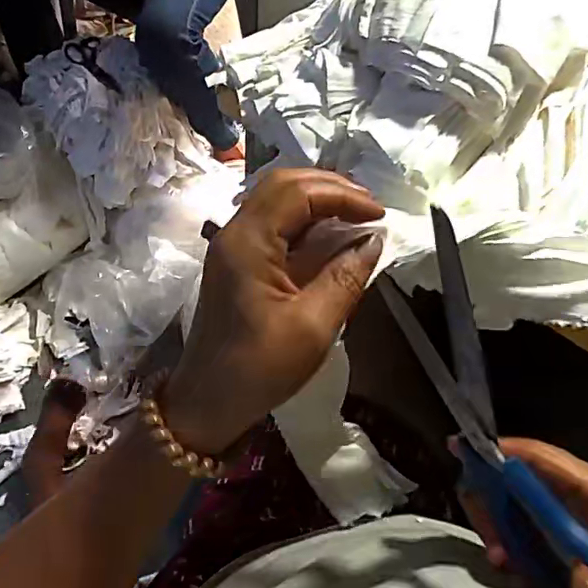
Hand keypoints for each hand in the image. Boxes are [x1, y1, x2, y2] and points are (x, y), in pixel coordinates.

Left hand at [166, 168, 385, 452]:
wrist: (208, 402)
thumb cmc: (258, 368)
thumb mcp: (313, 326)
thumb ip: (346, 277)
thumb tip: (375, 240)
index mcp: (247, 242)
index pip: (297, 192)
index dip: (342, 195)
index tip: (379, 214)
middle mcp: (235, 232)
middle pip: (283, 185)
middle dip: (330, 188)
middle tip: (370, 207)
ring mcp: (232, 246)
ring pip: (276, 200)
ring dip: (317, 200)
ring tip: (356, 214)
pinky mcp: (237, 261)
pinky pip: (273, 224)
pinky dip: (305, 221)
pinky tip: (331, 234)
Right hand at [467, 439, 587, 587]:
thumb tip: (574, 585)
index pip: (548, 461)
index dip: (503, 451)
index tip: (462, 448)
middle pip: (532, 484)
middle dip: (498, 502)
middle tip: (489, 543)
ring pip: (538, 511)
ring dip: (512, 530)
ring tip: (506, 565)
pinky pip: (555, 539)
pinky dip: (532, 549)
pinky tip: (528, 574)